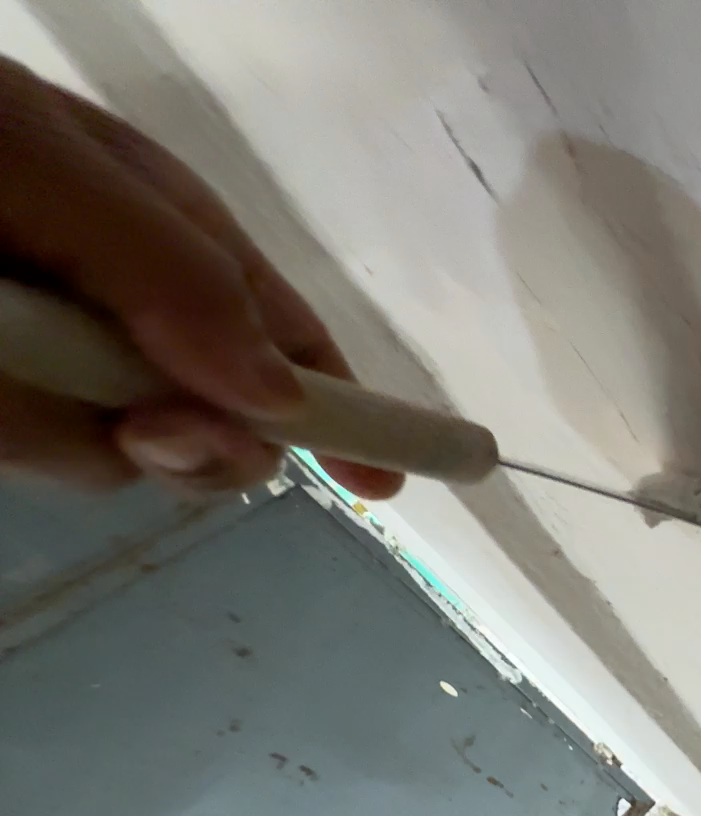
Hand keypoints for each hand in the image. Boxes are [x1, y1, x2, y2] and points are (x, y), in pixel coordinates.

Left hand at [0, 57, 400, 497]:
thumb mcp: (37, 160)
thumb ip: (175, 275)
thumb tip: (283, 401)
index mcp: (170, 247)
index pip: (298, 351)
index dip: (354, 421)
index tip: (382, 489)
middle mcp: (124, 314)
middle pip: (225, 422)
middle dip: (205, 443)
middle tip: (156, 435)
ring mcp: (45, 364)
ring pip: (111, 454)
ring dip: (61, 437)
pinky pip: (18, 449)